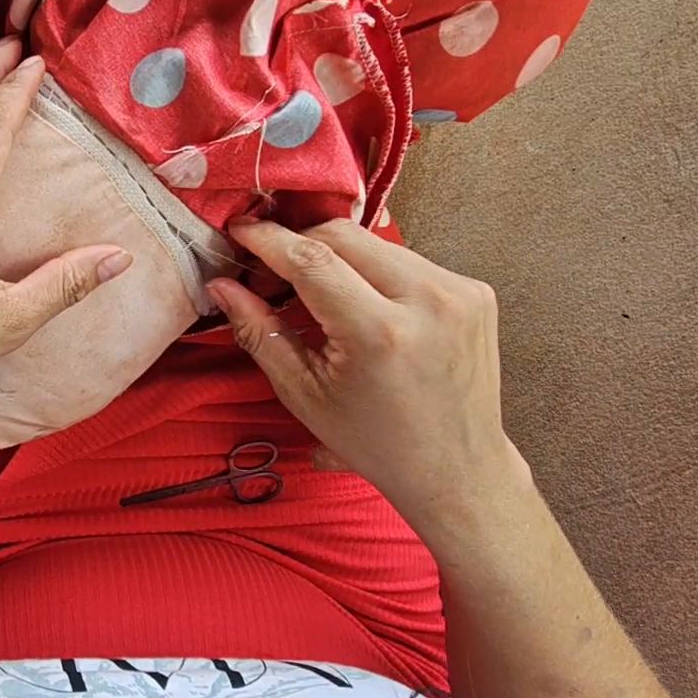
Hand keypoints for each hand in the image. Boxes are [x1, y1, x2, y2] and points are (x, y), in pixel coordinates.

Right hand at [208, 219, 527, 518]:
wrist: (457, 469)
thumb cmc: (373, 440)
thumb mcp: (302, 392)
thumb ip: (259, 331)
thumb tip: (222, 285)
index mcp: (379, 333)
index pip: (311, 259)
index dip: (268, 238)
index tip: (239, 229)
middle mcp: (427, 301)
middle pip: (343, 236)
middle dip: (298, 242)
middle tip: (270, 270)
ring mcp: (459, 291)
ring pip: (374, 242)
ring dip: (334, 256)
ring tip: (313, 292)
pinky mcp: (475, 290)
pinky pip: (405, 258)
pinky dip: (371, 270)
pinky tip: (358, 303)